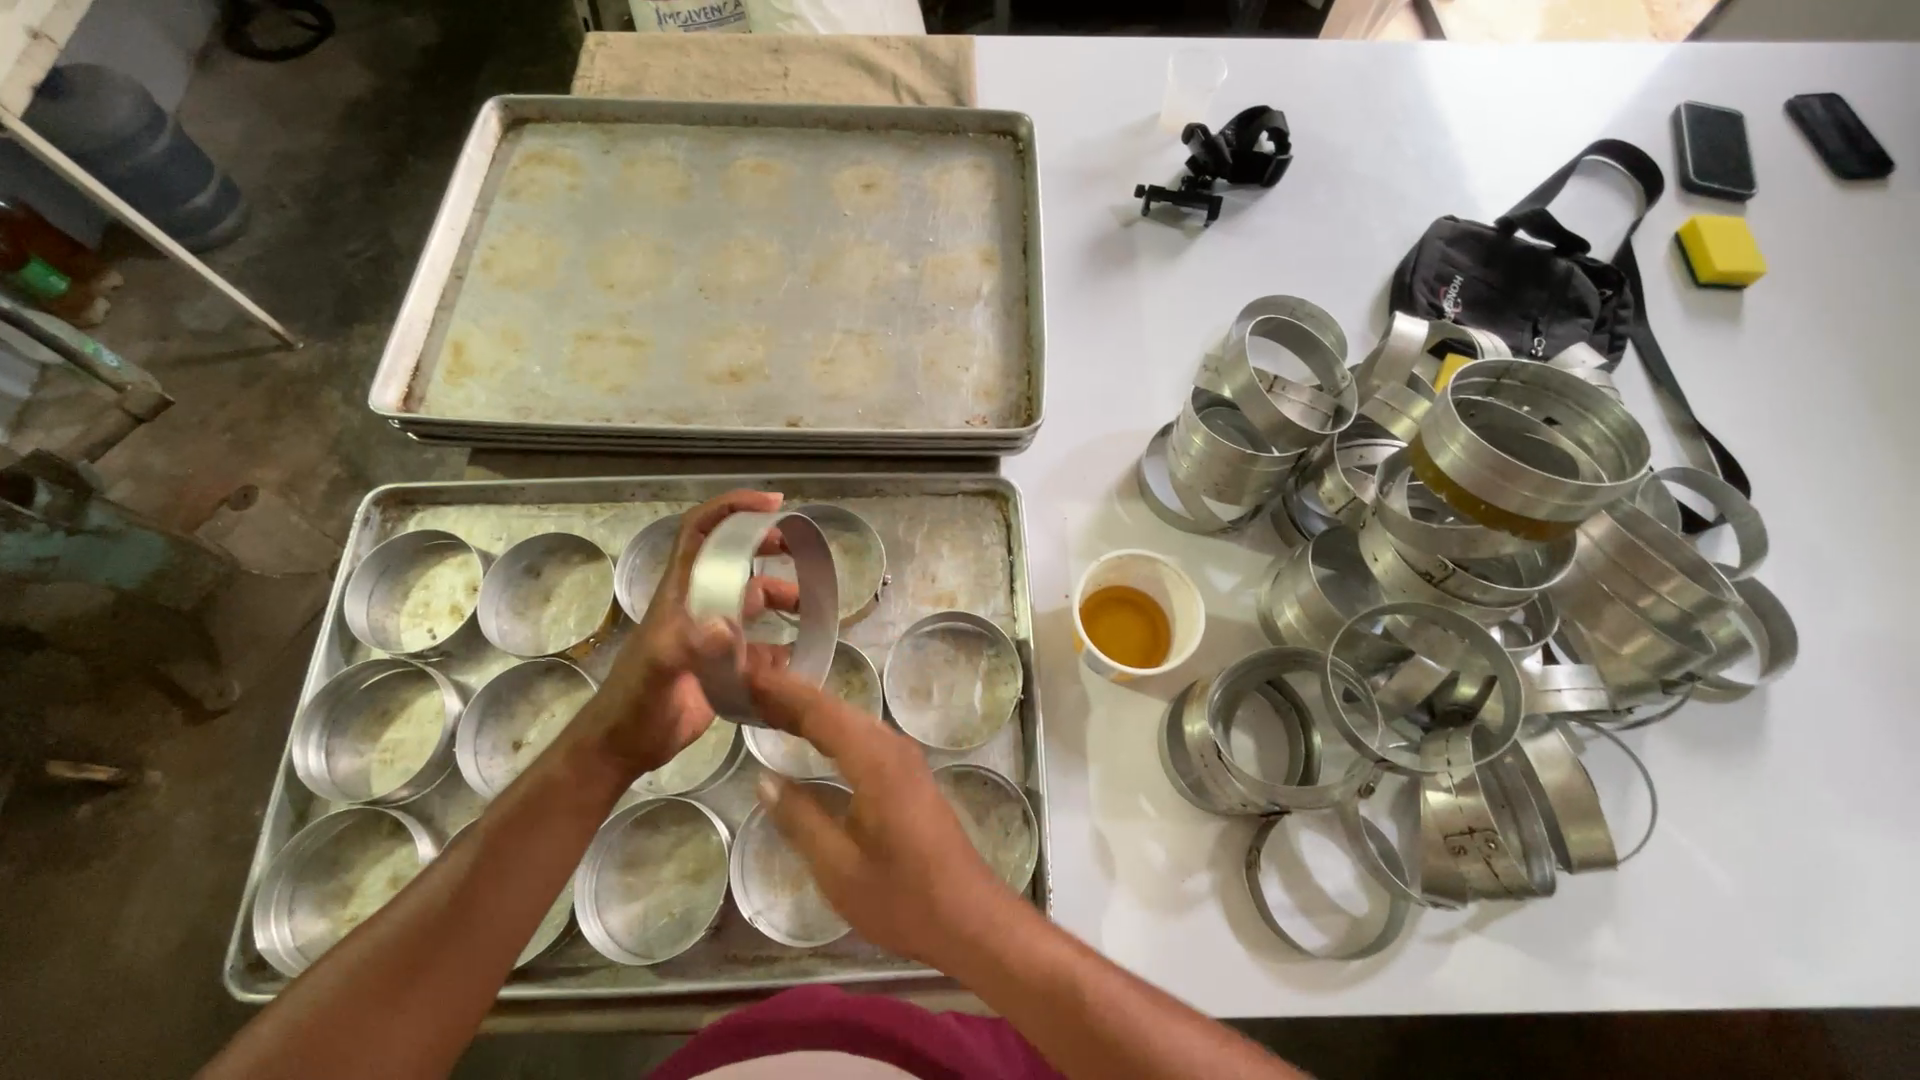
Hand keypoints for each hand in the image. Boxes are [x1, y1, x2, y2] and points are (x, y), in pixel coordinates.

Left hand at [577, 490, 796, 779]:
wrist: (625, 745)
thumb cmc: (634, 700)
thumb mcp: (659, 668)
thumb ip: (690, 645)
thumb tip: (727, 626)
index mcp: (680, 593)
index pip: (700, 532)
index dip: (732, 509)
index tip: (772, 505)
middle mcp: (697, 605)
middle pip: (731, 560)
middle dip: (763, 544)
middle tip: (798, 546)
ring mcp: (710, 635)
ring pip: (749, 602)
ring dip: (780, 597)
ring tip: (810, 606)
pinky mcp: (722, 665)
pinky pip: (758, 647)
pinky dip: (781, 646)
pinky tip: (800, 654)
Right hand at [746, 664, 1026, 967]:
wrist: (970, 919)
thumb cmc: (902, 899)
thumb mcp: (838, 868)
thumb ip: (800, 819)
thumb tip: (765, 779)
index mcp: (875, 762)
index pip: (821, 711)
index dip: (781, 691)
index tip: (746, 675)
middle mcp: (893, 750)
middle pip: (837, 711)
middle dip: (792, 697)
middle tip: (747, 690)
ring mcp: (907, 762)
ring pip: (853, 723)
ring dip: (812, 713)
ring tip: (769, 709)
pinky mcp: (911, 778)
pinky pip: (865, 740)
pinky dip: (832, 733)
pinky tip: (815, 742)